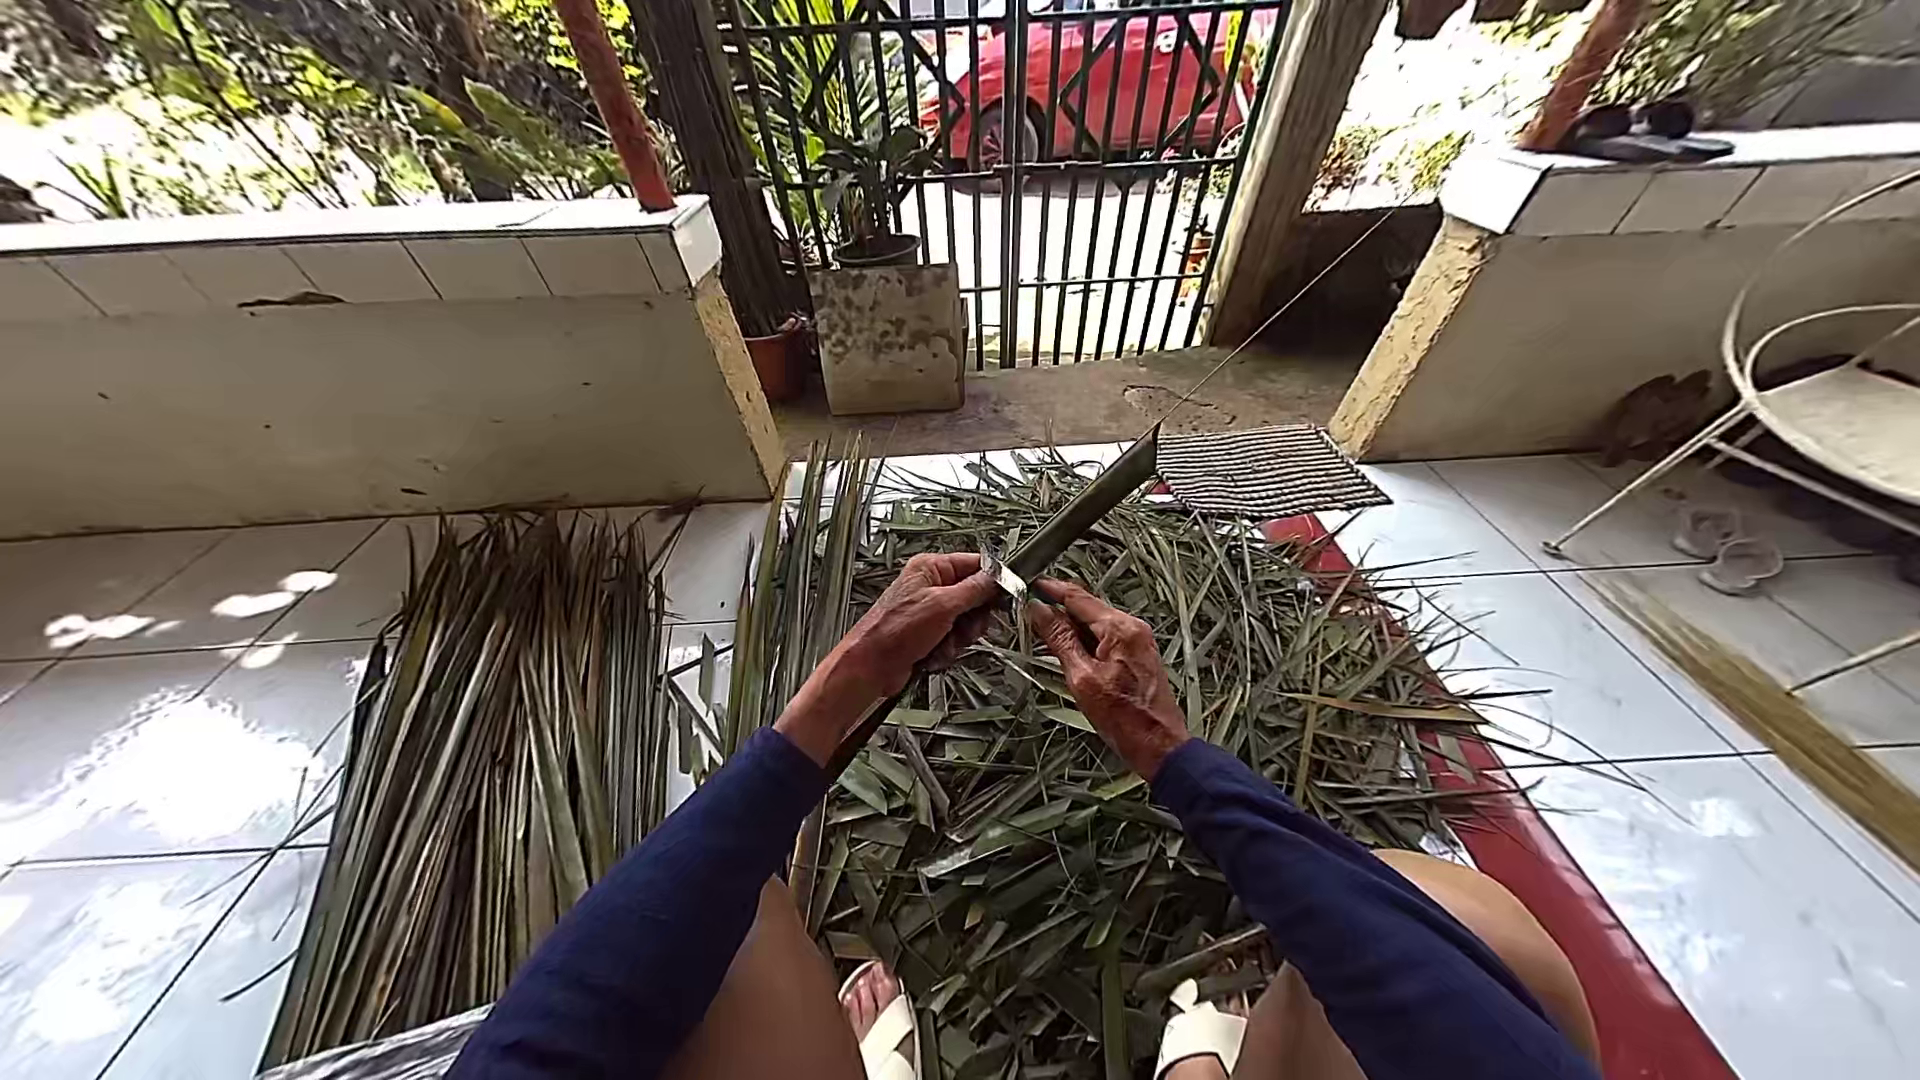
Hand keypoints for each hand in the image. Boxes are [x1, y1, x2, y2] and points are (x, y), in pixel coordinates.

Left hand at [776, 553, 1001, 765]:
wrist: (871, 667)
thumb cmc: (891, 632)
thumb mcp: (942, 605)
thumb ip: (975, 589)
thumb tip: (998, 577)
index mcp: (931, 568)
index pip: (976, 564)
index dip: (992, 582)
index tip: (1003, 597)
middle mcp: (930, 586)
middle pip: (975, 597)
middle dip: (972, 618)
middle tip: (963, 626)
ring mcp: (930, 611)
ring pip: (967, 622)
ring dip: (960, 637)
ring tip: (943, 641)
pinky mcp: (929, 634)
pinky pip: (954, 639)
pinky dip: (949, 649)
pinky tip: (934, 652)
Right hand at [1024, 578, 1189, 778]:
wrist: (1158, 746)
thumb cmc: (1127, 719)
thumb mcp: (1081, 677)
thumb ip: (1060, 639)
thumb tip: (1041, 612)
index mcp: (1121, 629)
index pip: (1079, 597)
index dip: (1052, 590)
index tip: (1034, 586)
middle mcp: (1133, 629)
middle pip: (1087, 609)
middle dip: (1058, 611)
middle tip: (1032, 617)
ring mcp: (1137, 641)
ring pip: (1095, 624)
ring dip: (1070, 629)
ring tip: (1045, 639)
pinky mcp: (1137, 655)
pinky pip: (1105, 637)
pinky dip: (1084, 641)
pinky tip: (1069, 654)